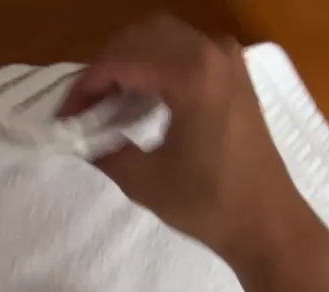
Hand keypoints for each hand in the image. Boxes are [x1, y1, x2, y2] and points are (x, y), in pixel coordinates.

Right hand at [60, 15, 323, 271]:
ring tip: (105, 105)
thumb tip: (84, 141)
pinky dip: (153, 68)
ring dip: (128, 64)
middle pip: (141, 37)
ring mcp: (226, 59)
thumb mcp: (144, 181)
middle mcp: (211, 52)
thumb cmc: (205, 203)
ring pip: (162, 39)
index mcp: (191, 74)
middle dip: (104, 68)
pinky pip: (183, 52)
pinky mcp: (232, 75)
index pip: (122, 59)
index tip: (65, 118)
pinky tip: (138, 103)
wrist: (263, 218)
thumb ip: (107, 153)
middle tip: (81, 109)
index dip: (86, 86)